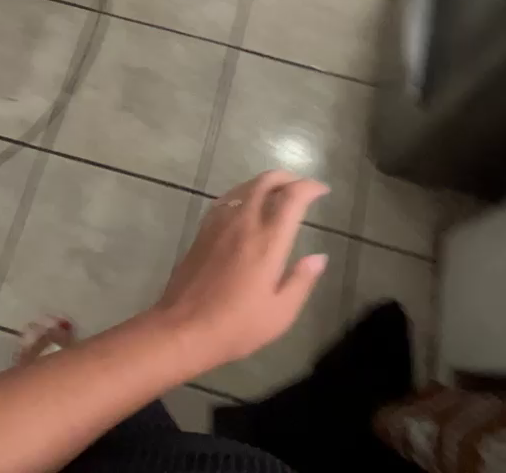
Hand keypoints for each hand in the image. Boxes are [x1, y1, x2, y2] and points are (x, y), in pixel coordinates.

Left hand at [149, 171, 329, 371]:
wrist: (183, 327)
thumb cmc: (237, 325)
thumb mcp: (280, 313)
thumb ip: (301, 281)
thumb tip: (319, 257)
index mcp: (267, 241)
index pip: (292, 197)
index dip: (309, 187)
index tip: (321, 190)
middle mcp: (244, 222)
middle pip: (266, 181)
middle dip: (287, 177)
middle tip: (301, 187)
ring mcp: (220, 223)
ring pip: (245, 186)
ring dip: (265, 182)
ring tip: (278, 193)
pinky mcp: (203, 230)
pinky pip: (227, 198)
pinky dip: (244, 192)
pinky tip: (246, 204)